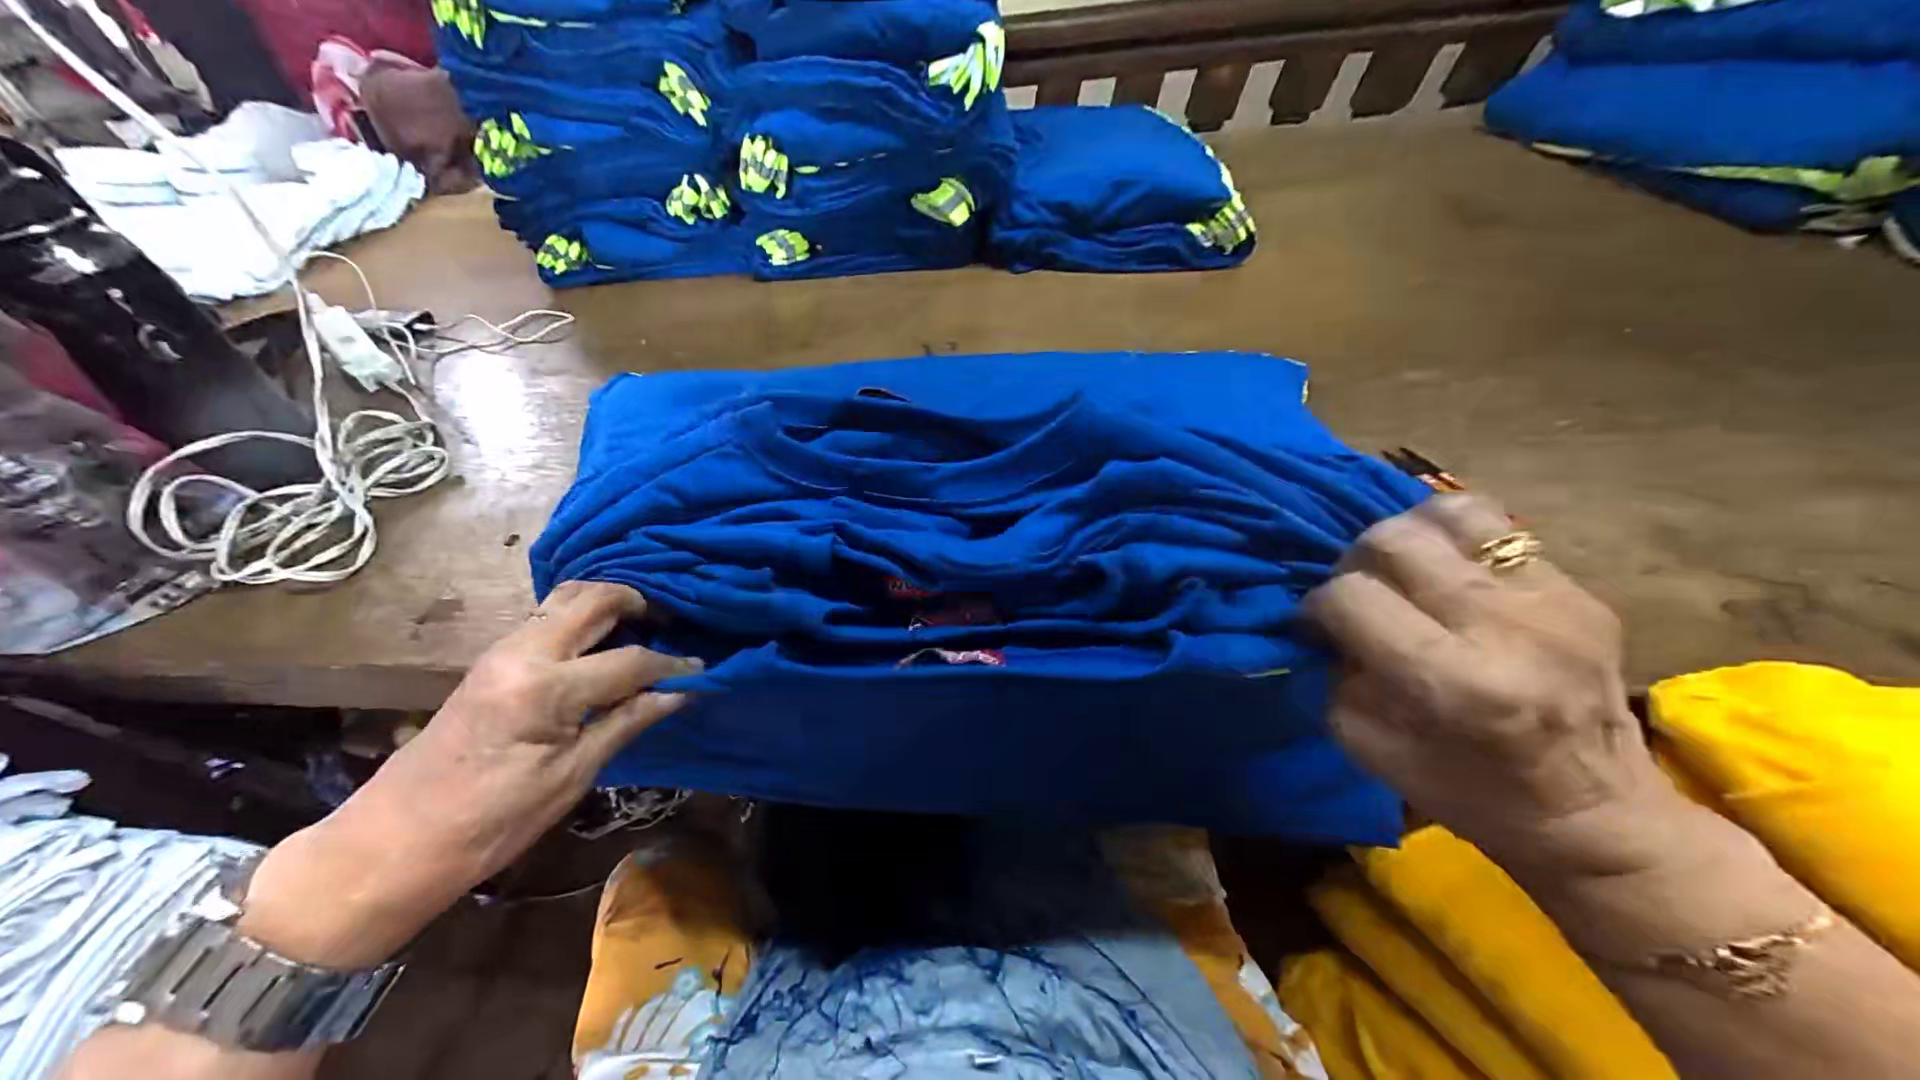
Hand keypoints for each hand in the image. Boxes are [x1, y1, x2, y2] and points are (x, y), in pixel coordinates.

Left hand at [240, 582, 694, 966]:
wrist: (392, 843)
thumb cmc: (491, 822)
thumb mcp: (571, 776)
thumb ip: (627, 721)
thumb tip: (680, 692)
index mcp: (545, 687)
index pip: (630, 660)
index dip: (673, 665)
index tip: (703, 669)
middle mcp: (522, 652)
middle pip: (592, 598)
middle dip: (639, 601)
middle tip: (672, 622)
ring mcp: (502, 651)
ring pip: (565, 599)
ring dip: (608, 604)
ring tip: (644, 626)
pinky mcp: (492, 660)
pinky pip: (547, 618)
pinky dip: (583, 618)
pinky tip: (605, 640)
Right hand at [1305, 495, 1683, 877]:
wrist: (1595, 814)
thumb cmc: (1466, 791)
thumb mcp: (1367, 745)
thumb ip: (1334, 674)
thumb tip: (1324, 624)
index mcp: (1452, 681)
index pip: (1351, 596)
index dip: (1318, 607)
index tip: (1319, 627)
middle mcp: (1504, 627)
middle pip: (1394, 539)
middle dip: (1355, 562)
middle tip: (1359, 593)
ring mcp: (1551, 599)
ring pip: (1450, 514)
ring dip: (1409, 535)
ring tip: (1404, 569)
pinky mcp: (1579, 590)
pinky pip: (1497, 531)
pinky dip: (1455, 544)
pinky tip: (1450, 577)